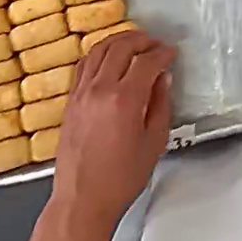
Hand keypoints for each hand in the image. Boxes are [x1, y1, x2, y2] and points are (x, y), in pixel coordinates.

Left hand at [49, 28, 174, 233]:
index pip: (146, 62)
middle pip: (122, 47)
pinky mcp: (71, 100)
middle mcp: (100, 90)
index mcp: (124, 100)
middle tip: (156, 44)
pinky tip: (109, 55)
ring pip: (100, 49)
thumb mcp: (154, 142)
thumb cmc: (121, 178)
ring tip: (134, 42)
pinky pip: (84, 64)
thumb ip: (161, 104)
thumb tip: (162, 79)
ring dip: (119, 40)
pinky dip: (99, 52)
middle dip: (142, 40)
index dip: (162, 53)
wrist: (82, 200)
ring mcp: (82, 93)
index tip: (171, 53)